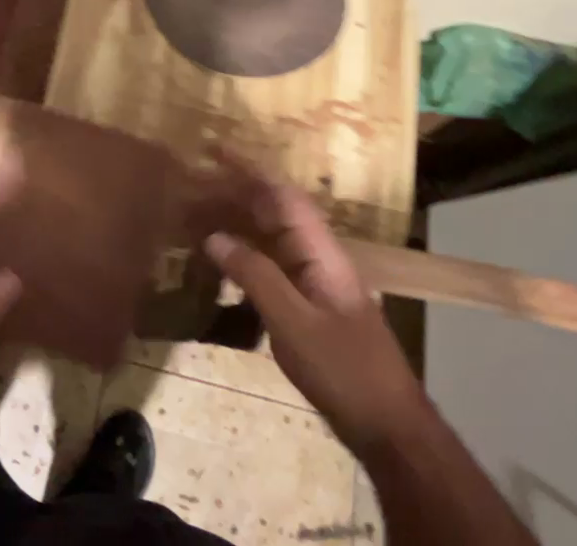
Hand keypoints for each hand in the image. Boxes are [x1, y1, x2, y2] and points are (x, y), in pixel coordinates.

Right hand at [201, 161, 426, 453]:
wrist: (388, 426)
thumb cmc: (345, 370)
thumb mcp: (294, 322)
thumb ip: (256, 276)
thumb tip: (215, 236)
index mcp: (322, 253)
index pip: (282, 197)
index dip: (249, 170)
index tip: (214, 150)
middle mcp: (317, 260)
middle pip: (272, 214)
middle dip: (232, 195)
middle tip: (187, 188)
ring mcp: (312, 285)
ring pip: (268, 242)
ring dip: (232, 227)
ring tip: (191, 220)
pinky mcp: (306, 309)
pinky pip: (268, 270)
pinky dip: (240, 260)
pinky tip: (215, 265)